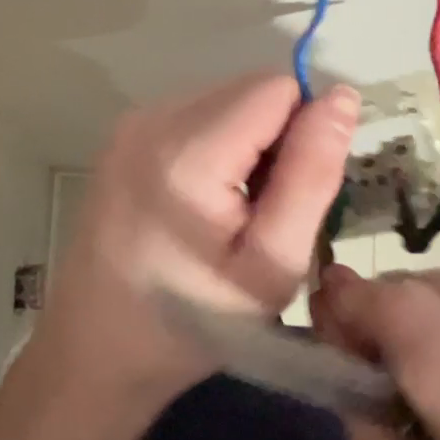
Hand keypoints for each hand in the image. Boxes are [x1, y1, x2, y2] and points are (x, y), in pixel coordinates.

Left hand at [0, 72, 358, 439]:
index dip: (305, 134)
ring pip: (222, 102)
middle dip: (275, 140)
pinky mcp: (119, 141)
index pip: (279, 88)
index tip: (293, 197)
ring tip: (229, 217)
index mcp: (187, 149)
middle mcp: (151, 120)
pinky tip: (199, 207)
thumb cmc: (193, 322)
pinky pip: (191, 119)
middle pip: (248, 90)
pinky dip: (213, 150)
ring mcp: (128, 127)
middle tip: (262, 215)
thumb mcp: (270, 264)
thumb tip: (343, 96)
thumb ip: (311, 175)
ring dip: (245, 146)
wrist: (96, 352)